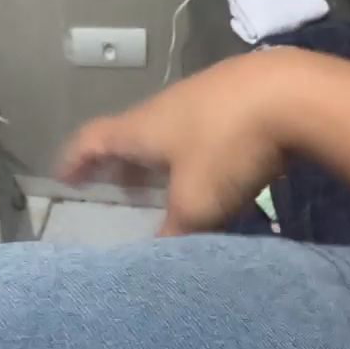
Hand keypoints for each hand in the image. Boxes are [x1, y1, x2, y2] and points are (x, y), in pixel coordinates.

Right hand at [56, 48, 303, 235]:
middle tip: (114, 190)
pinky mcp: (227, 98)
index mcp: (139, 129)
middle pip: (125, 135)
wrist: (287, 92)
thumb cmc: (226, 144)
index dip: (74, 159)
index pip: (92, 140)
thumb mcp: (197, 201)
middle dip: (117, 164)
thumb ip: (174, 230)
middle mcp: (158, 109)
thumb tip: (157, 256)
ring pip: (160, 131)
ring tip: (160, 186)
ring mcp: (193, 99)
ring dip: (152, 159)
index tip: (62, 176)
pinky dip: (183, 151)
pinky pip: (190, 128)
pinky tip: (206, 169)